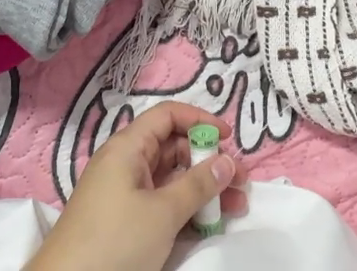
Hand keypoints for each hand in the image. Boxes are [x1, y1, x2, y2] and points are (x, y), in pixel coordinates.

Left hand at [27, 102, 249, 270]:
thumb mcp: (163, 213)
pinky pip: (162, 203)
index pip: (166, 116)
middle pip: (172, 148)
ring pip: (171, 179)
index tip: (228, 137)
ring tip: (237, 206)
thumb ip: (198, 185)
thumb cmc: (115, 240)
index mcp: (127, 148)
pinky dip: (186, 208)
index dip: (198, 120)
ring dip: (203, 189)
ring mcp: (124, 193)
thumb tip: (227, 161)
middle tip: (241, 182)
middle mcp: (125, 163)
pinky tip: (210, 222)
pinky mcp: (125, 221)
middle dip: (208, 161)